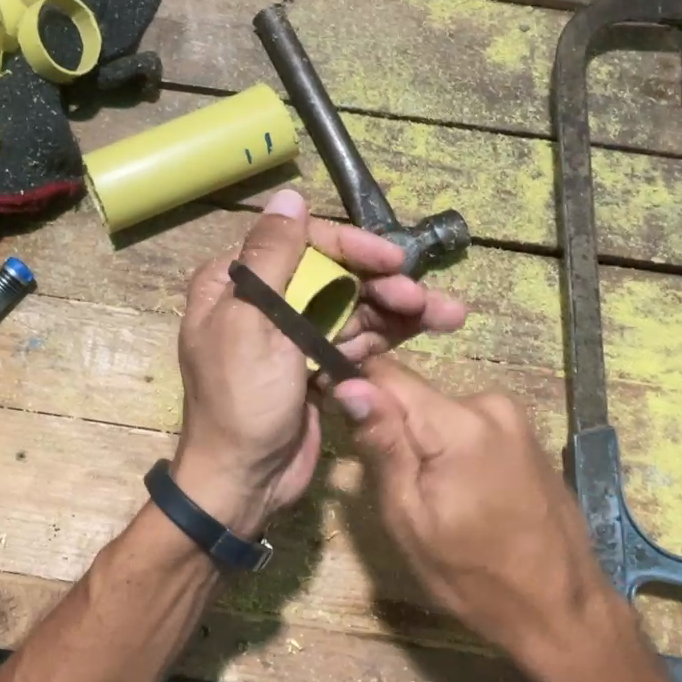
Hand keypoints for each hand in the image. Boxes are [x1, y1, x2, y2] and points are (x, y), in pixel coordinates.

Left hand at [173, 190, 465, 536]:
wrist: (242, 483)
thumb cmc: (241, 402)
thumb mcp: (251, 325)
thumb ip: (271, 259)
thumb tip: (288, 197)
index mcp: (235, 284)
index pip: (299, 243)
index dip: (349, 247)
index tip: (392, 261)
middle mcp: (262, 302)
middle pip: (331, 275)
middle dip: (381, 285)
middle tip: (425, 303)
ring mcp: (289, 335)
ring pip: (350, 306)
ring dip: (395, 310)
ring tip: (447, 316)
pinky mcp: (312, 364)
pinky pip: (353, 338)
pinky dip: (385, 336)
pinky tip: (424, 332)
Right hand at [333, 356, 618, 669]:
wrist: (564, 612)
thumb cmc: (475, 576)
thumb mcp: (410, 518)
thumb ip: (382, 444)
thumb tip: (347, 385)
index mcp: (459, 423)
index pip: (386, 375)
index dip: (355, 390)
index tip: (343, 425)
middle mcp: (490, 405)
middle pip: (414, 396)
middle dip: (393, 429)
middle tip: (397, 488)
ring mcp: (514, 419)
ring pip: (438, 413)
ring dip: (423, 443)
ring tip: (432, 498)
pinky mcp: (525, 435)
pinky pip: (467, 425)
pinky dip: (451, 450)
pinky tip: (463, 494)